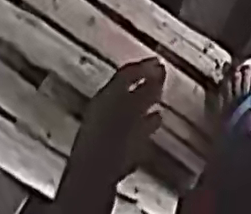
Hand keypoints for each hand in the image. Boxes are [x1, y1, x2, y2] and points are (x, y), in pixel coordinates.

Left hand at [54, 58, 163, 213]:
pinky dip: (138, 132)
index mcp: (102, 100)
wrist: (89, 189)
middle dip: (143, 86)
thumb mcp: (131, 113)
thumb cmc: (105, 148)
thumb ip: (144, 92)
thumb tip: (157, 74)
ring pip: (125, 116)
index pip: (124, 74)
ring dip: (142, 110)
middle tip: (161, 78)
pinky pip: (125, 138)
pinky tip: (147, 135)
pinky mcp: (105, 159)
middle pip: (124, 93)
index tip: (158, 62)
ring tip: (158, 106)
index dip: (143, 66)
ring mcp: (100, 137)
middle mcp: (98, 115)